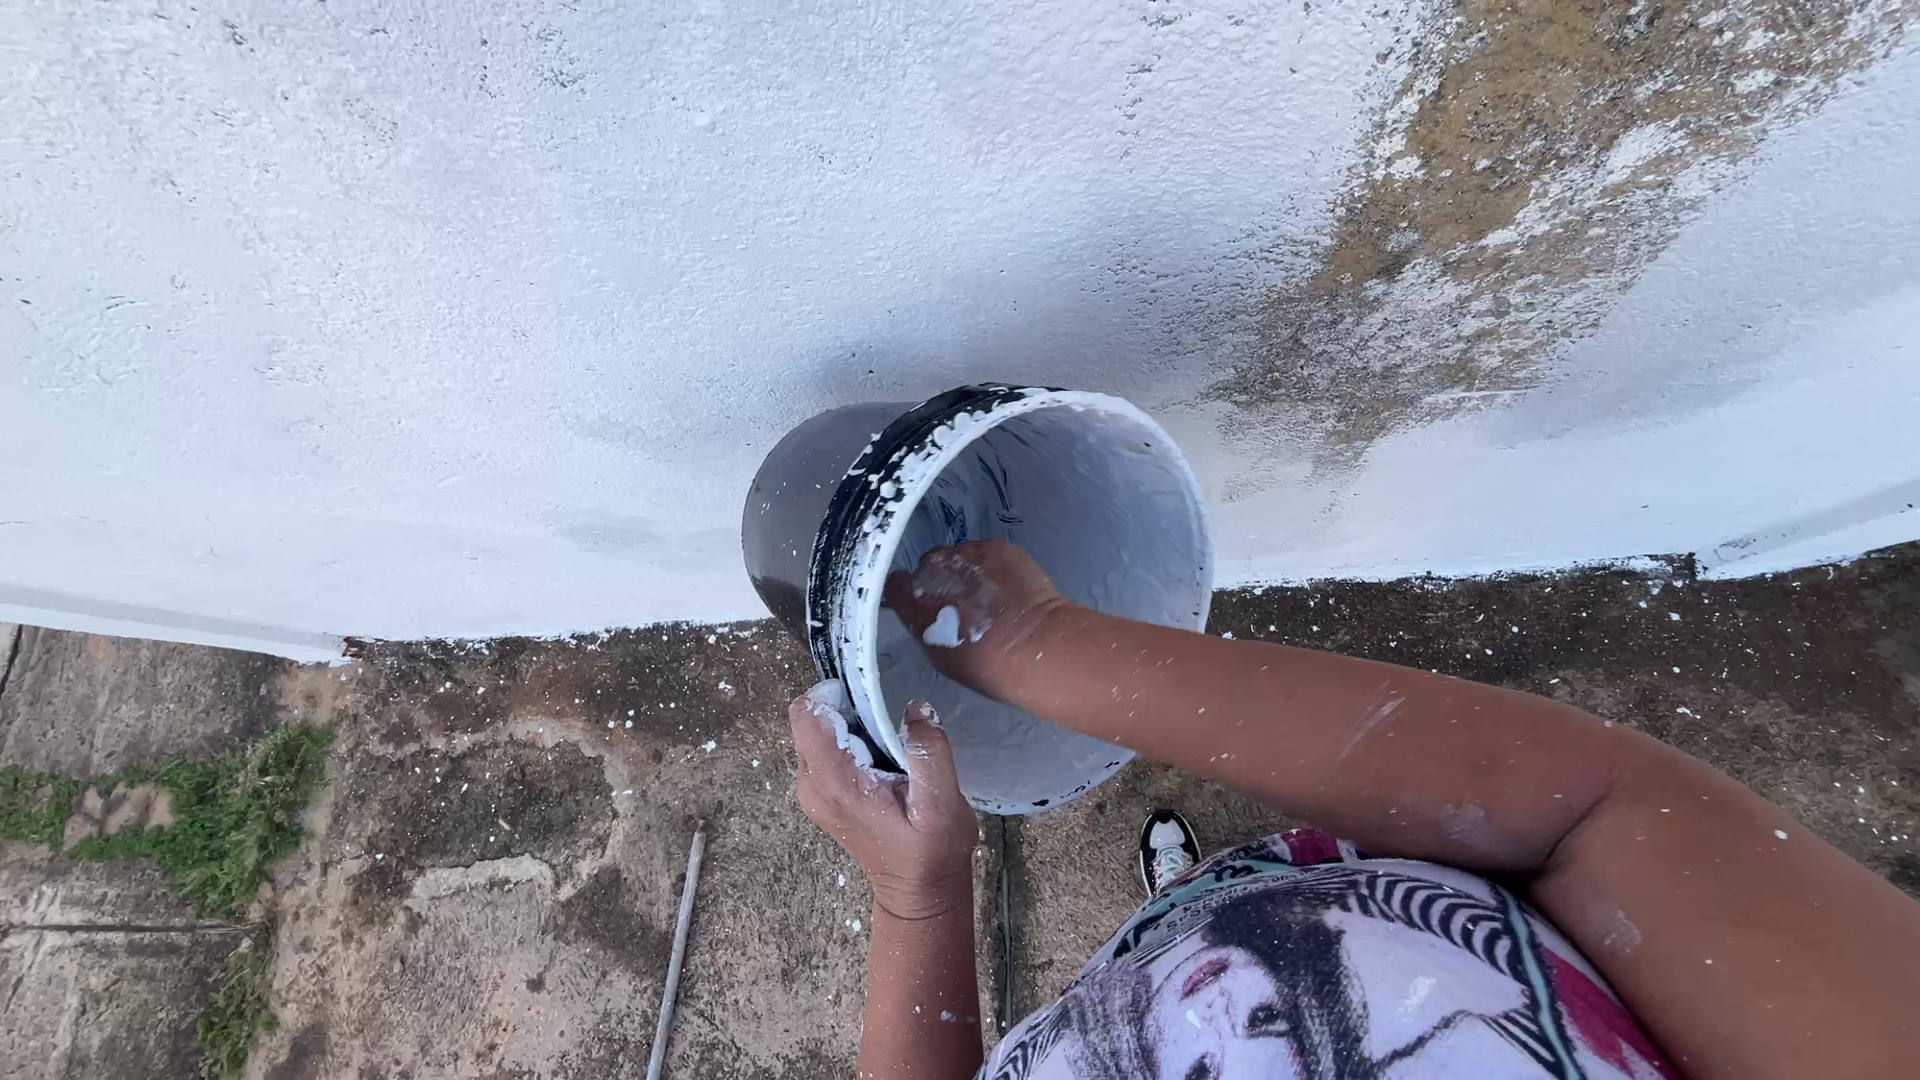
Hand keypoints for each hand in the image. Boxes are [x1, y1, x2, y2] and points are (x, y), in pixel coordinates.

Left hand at [790, 680, 978, 919]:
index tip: (871, 697)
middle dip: (847, 707)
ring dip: (850, 722)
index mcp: (834, 783)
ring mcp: (814, 789)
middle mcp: (812, 784)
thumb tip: (915, 707)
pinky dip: (850, 737)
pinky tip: (883, 754)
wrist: (919, 889)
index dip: (833, 693)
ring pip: (817, 729)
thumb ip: (928, 752)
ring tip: (890, 739)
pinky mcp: (823, 791)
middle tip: (889, 722)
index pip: (806, 715)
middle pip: (811, 718)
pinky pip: (825, 745)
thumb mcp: (941, 803)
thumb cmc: (931, 850)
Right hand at [882, 539, 1069, 700]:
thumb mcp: (940, 654)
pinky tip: (1008, 584)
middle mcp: (933, 569)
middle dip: (941, 579)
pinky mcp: (997, 546)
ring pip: (959, 555)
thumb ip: (924, 625)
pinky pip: (987, 552)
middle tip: (963, 599)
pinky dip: (994, 564)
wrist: (1033, 646)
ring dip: (968, 569)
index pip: (896, 585)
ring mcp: (966, 552)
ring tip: (990, 592)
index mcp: (914, 600)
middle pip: (929, 566)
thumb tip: (925, 612)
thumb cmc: (985, 664)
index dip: (908, 592)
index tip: (920, 600)